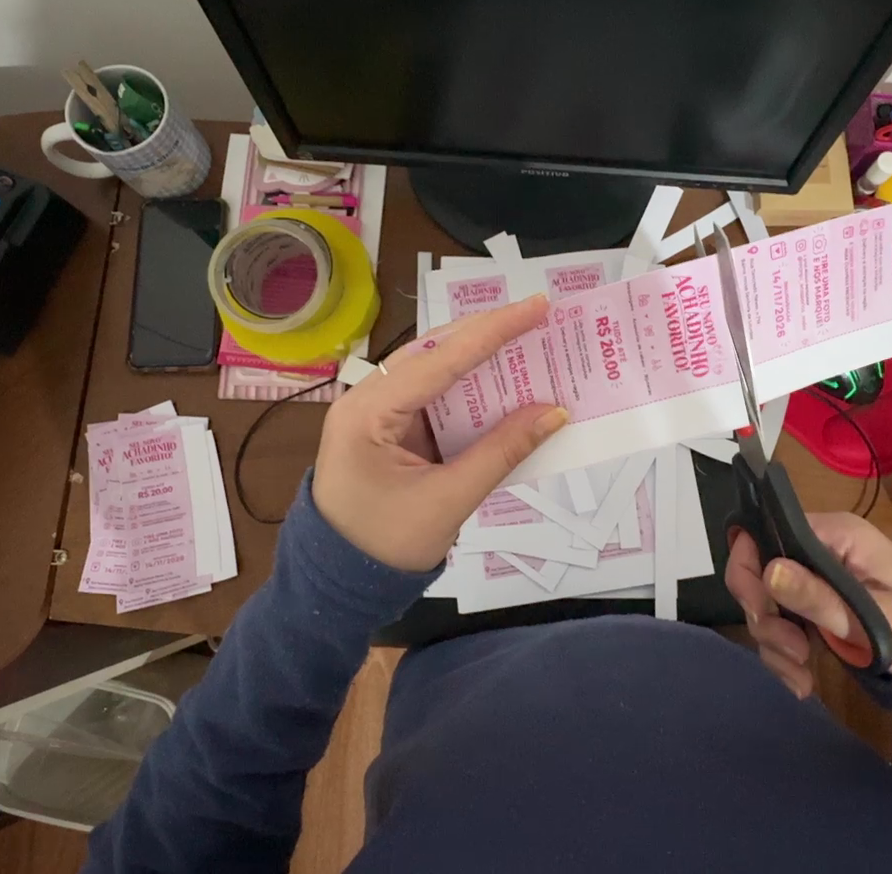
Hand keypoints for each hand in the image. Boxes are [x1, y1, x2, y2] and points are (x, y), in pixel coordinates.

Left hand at [311, 295, 567, 571]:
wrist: (337, 585)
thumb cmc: (385, 546)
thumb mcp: (448, 500)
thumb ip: (502, 452)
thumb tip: (554, 413)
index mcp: (369, 412)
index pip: (441, 360)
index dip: (494, 331)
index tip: (537, 306)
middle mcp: (367, 398)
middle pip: (434, 352)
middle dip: (487, 333)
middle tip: (538, 315)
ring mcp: (375, 410)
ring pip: (434, 368)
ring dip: (480, 356)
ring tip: (526, 338)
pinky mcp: (388, 427)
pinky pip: (433, 394)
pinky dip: (469, 386)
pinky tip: (501, 379)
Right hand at [724, 511, 891, 694]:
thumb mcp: (876, 620)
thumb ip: (821, 597)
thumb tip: (769, 571)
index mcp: (835, 534)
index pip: (766, 531)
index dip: (749, 569)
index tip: (761, 612)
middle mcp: (818, 547)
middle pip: (758, 571)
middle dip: (765, 617)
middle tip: (793, 652)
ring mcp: (813, 575)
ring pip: (764, 603)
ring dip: (774, 643)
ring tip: (803, 676)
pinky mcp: (812, 603)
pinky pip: (778, 623)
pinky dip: (782, 655)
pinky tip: (802, 680)